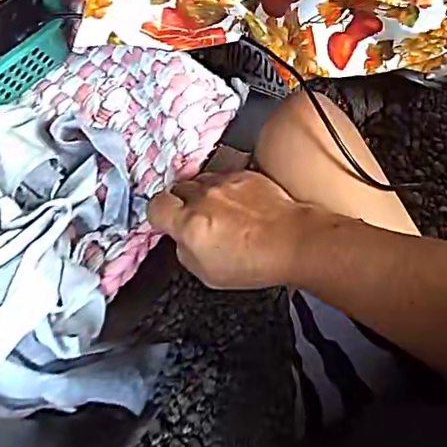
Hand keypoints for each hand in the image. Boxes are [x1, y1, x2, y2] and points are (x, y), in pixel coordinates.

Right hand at [146, 170, 321, 289]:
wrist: (291, 240)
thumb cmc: (253, 262)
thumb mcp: (206, 272)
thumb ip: (184, 249)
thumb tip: (181, 237)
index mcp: (189, 223)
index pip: (156, 205)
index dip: (158, 213)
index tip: (165, 220)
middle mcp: (205, 196)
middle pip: (178, 188)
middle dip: (181, 202)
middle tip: (194, 218)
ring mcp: (226, 182)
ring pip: (202, 179)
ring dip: (204, 192)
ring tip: (219, 211)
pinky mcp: (246, 173)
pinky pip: (225, 176)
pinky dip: (227, 188)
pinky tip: (239, 203)